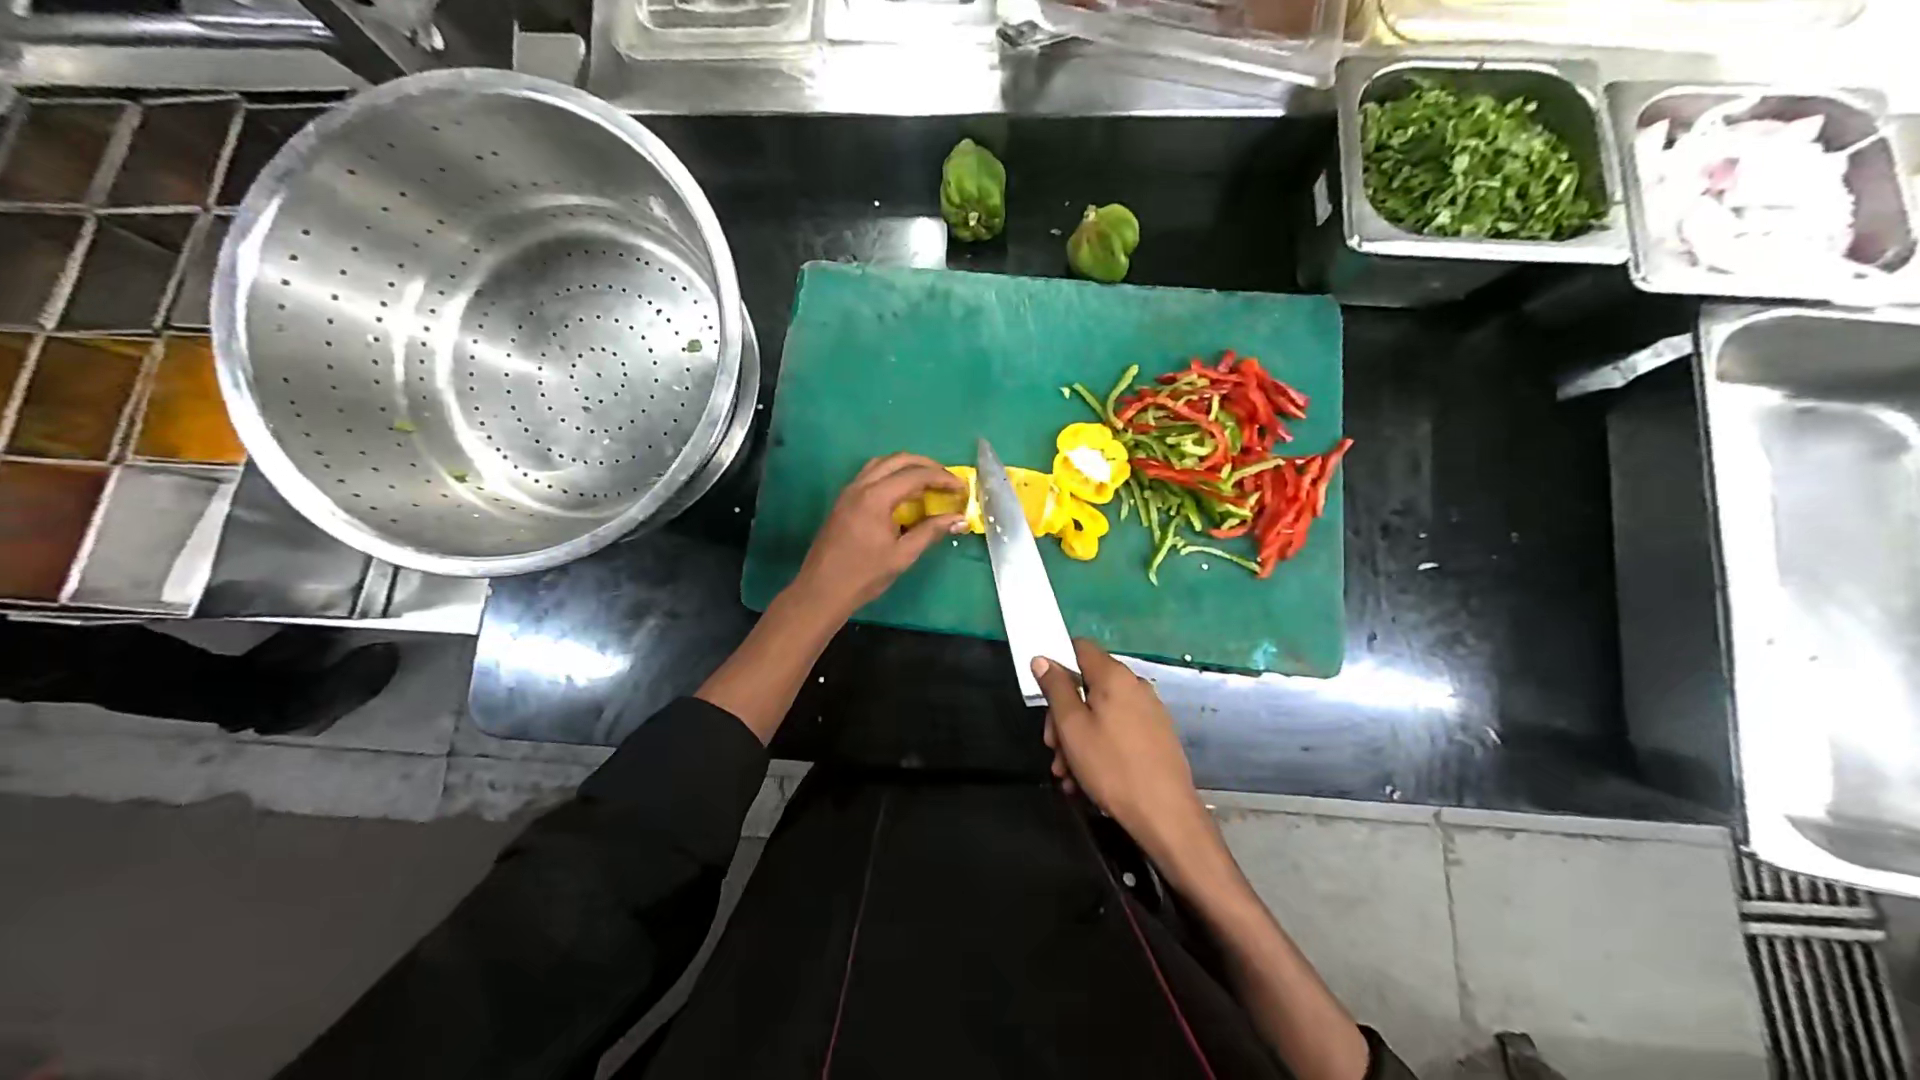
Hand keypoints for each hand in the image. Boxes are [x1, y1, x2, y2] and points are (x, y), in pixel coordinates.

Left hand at [789, 453, 966, 619]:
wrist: (822, 590)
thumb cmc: (864, 575)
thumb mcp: (902, 555)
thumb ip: (931, 531)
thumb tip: (960, 519)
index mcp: (876, 497)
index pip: (916, 475)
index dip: (943, 478)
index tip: (962, 488)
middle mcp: (861, 486)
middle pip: (899, 460)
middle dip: (927, 466)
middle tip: (948, 481)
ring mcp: (849, 491)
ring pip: (882, 463)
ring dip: (907, 467)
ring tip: (928, 483)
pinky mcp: (844, 500)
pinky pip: (870, 475)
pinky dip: (891, 475)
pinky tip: (902, 494)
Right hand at [1033, 638, 1210, 855]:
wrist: (1165, 814)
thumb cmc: (1112, 767)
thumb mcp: (1072, 727)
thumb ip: (1055, 688)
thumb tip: (1043, 659)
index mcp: (1115, 676)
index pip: (1080, 647)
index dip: (1056, 662)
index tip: (1043, 693)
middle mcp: (1135, 686)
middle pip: (1087, 685)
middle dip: (1063, 714)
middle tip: (1053, 747)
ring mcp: (1149, 711)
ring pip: (1100, 712)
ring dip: (1077, 737)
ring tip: (1067, 773)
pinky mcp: (1156, 735)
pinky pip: (1117, 729)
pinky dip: (1098, 745)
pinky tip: (1086, 778)